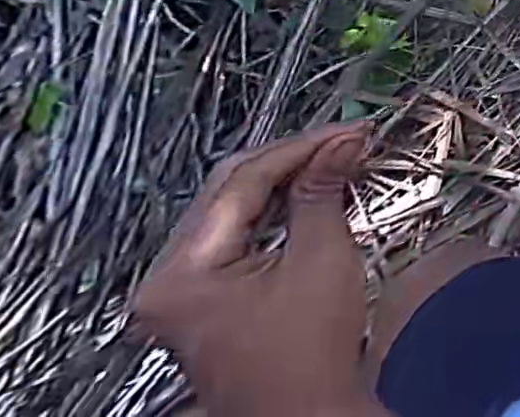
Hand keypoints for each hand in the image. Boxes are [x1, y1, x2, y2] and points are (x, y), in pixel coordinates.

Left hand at [131, 124, 386, 416]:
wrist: (307, 412)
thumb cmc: (309, 346)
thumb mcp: (321, 256)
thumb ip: (323, 191)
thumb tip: (343, 141)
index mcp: (182, 272)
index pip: (242, 182)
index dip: (302, 148)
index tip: (350, 131)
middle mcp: (168, 277)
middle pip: (231, 188)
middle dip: (295, 157)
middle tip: (348, 140)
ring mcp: (184, 287)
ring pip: (237, 204)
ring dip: (290, 177)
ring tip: (339, 157)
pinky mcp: (207, 292)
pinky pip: (242, 228)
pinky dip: (282, 204)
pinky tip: (316, 189)